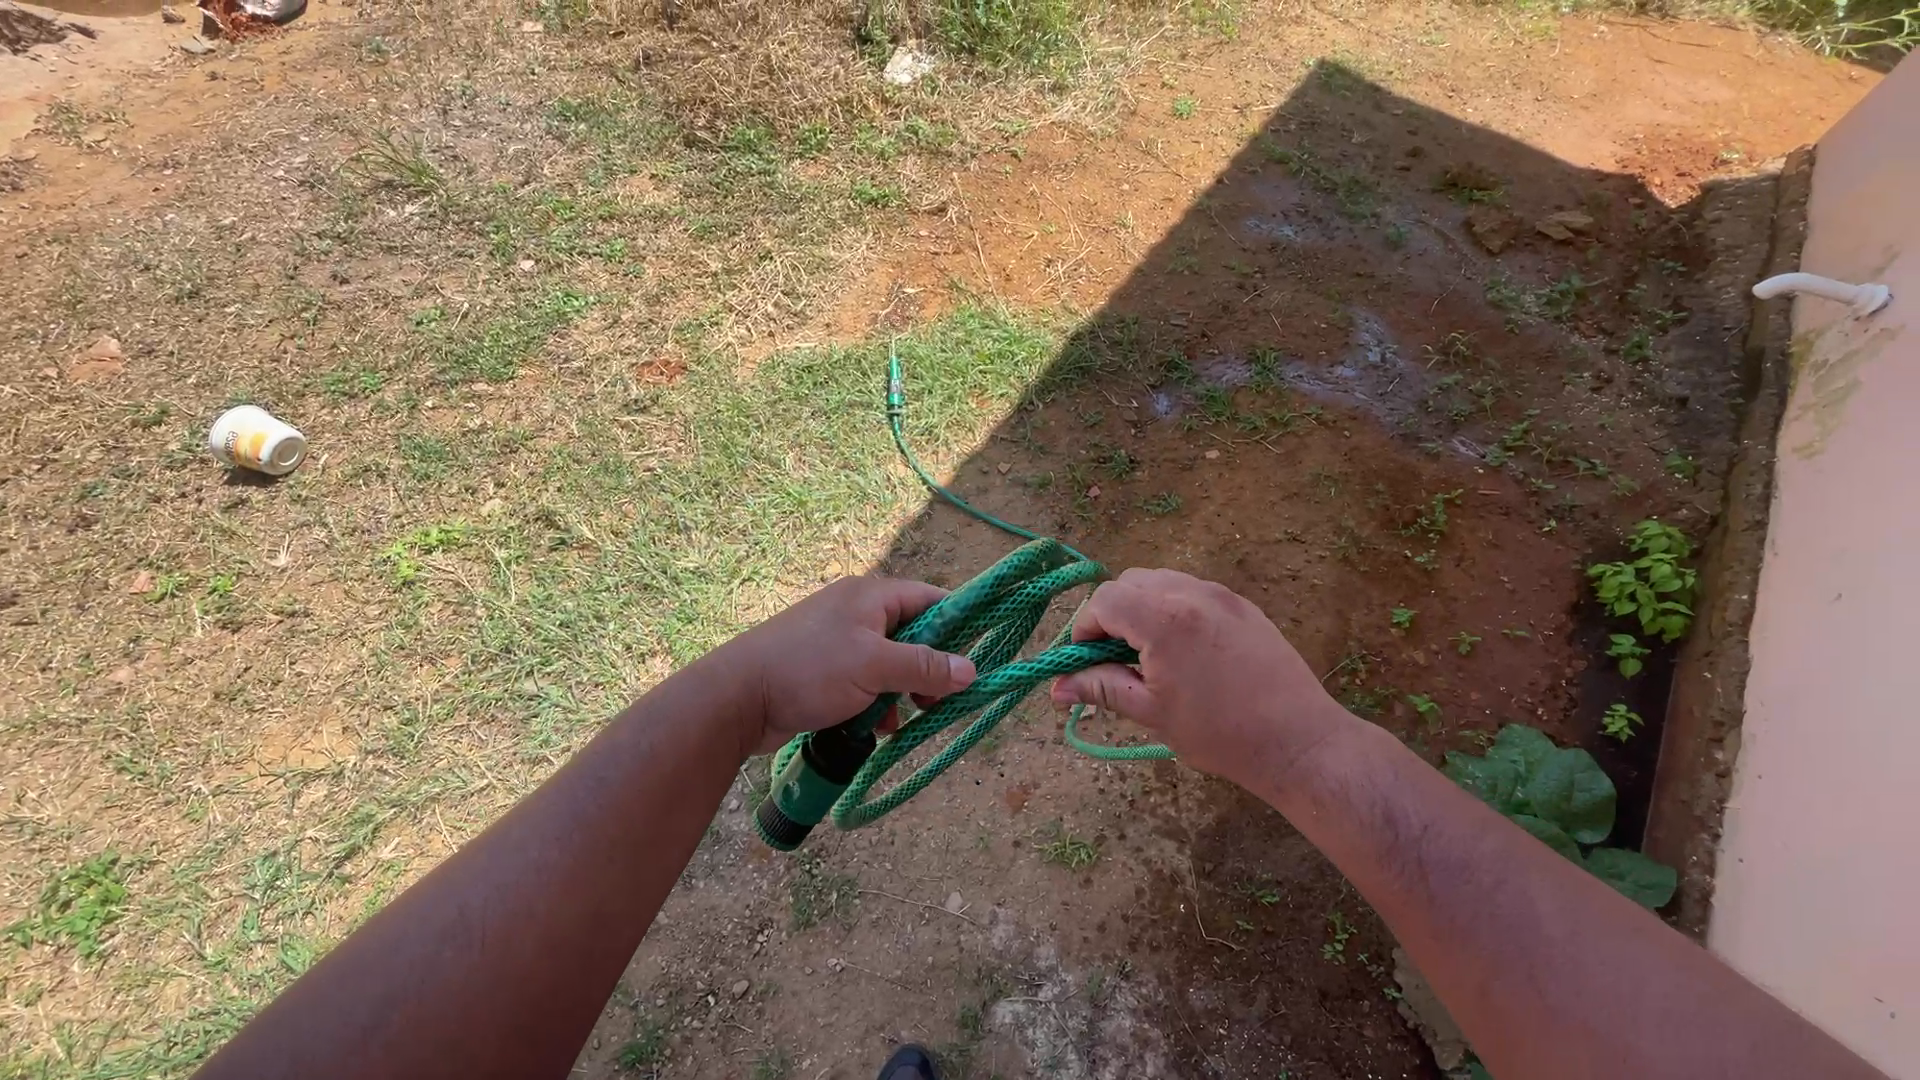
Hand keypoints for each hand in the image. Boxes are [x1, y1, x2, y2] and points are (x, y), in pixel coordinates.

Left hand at [709, 577, 976, 756]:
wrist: (737, 698)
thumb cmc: (810, 670)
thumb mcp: (875, 667)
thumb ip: (925, 667)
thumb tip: (971, 669)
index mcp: (871, 596)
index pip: (930, 599)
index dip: (958, 624)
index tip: (979, 653)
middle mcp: (857, 613)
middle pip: (913, 634)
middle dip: (931, 668)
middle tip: (944, 698)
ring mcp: (839, 642)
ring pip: (891, 663)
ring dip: (904, 690)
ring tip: (914, 716)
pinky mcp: (825, 671)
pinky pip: (866, 683)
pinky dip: (878, 702)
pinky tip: (881, 728)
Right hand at [1049, 568, 1358, 786]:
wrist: (1299, 741)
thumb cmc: (1219, 733)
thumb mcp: (1150, 712)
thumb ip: (1100, 688)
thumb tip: (1056, 688)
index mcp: (1163, 618)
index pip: (1104, 600)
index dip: (1084, 629)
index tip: (1085, 662)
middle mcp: (1190, 593)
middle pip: (1130, 583)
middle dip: (1111, 614)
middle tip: (1112, 658)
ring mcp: (1220, 595)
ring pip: (1161, 582)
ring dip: (1141, 608)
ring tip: (1148, 655)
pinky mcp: (1242, 605)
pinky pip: (1191, 592)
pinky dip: (1172, 610)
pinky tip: (1182, 651)